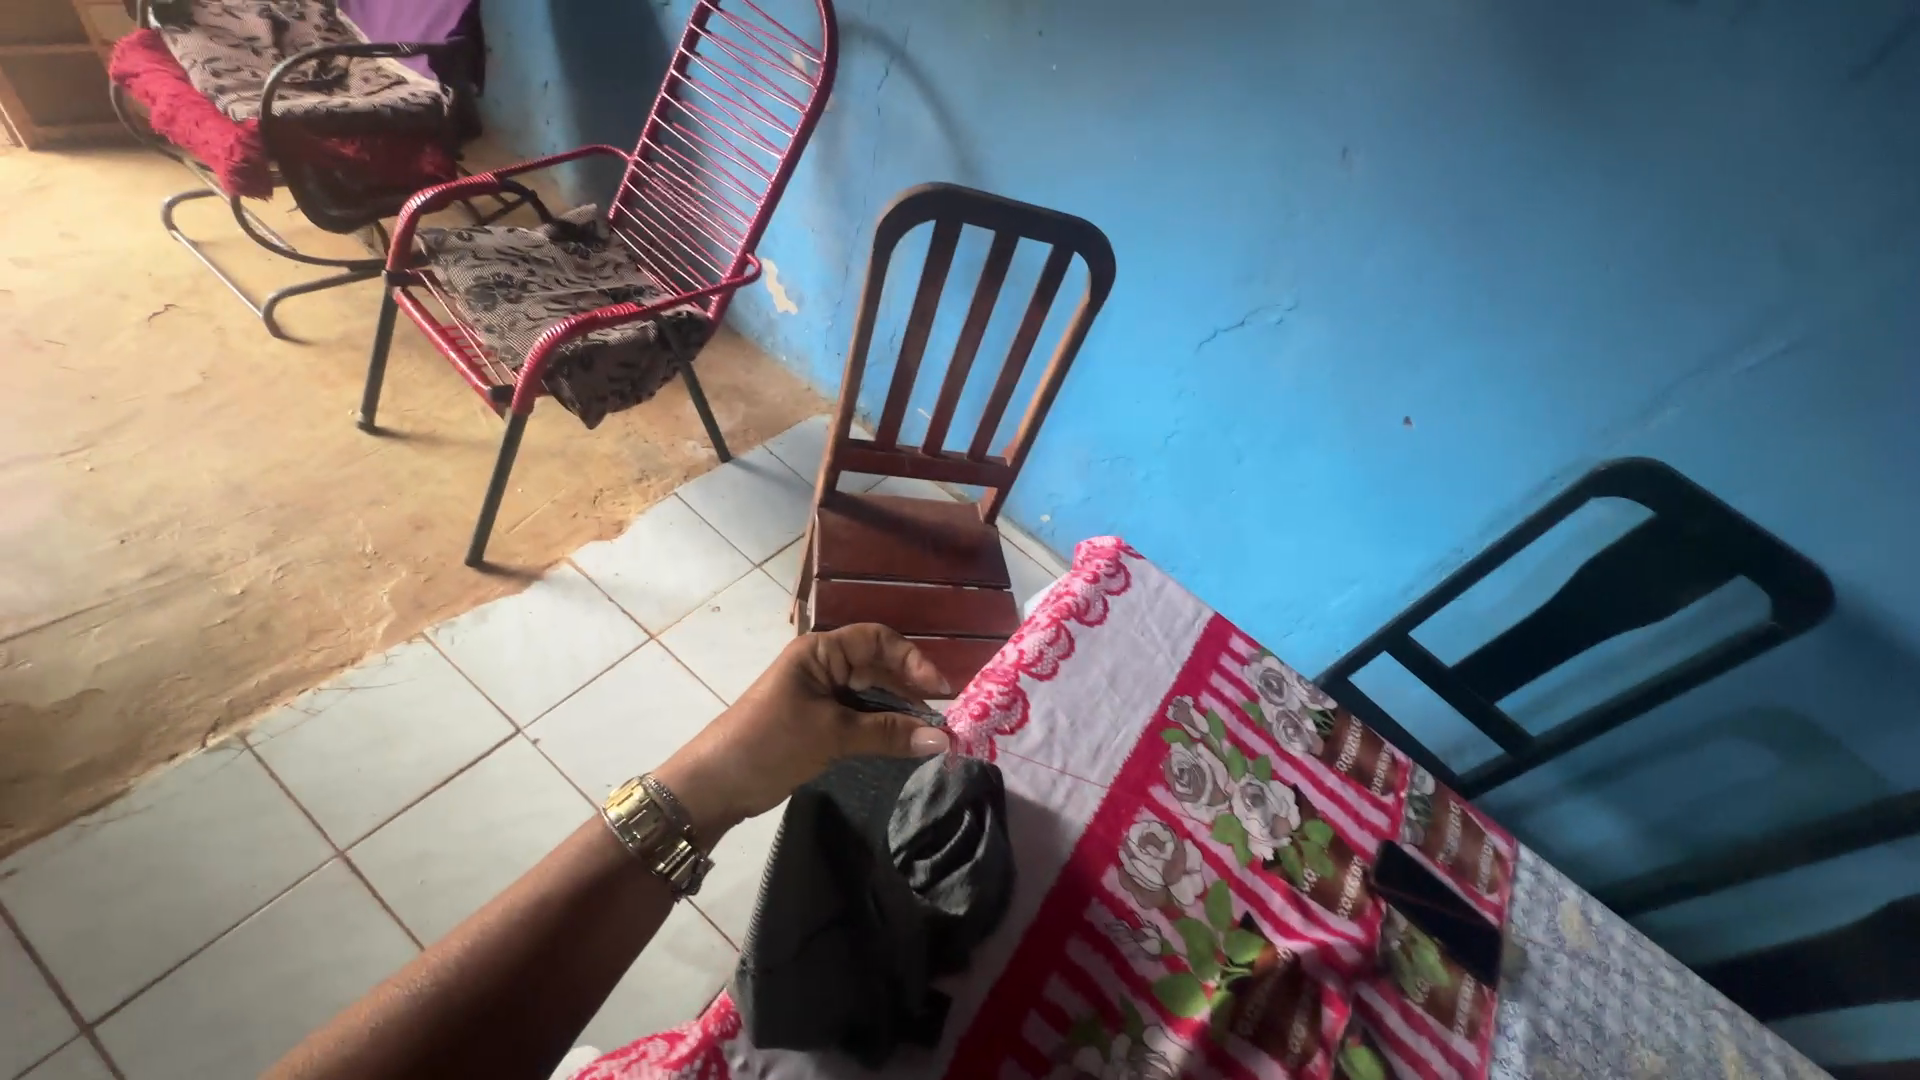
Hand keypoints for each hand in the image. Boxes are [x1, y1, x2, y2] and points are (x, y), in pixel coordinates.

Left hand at [652, 623, 952, 843]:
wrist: (715, 785)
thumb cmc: (770, 743)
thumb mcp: (832, 736)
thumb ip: (888, 734)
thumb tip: (942, 739)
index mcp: (819, 651)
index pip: (878, 640)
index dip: (912, 660)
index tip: (940, 690)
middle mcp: (823, 665)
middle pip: (878, 666)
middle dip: (910, 689)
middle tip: (943, 718)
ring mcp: (821, 693)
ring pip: (872, 693)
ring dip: (899, 711)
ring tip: (930, 734)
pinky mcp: (820, 721)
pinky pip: (861, 715)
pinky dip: (883, 726)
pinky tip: (904, 742)